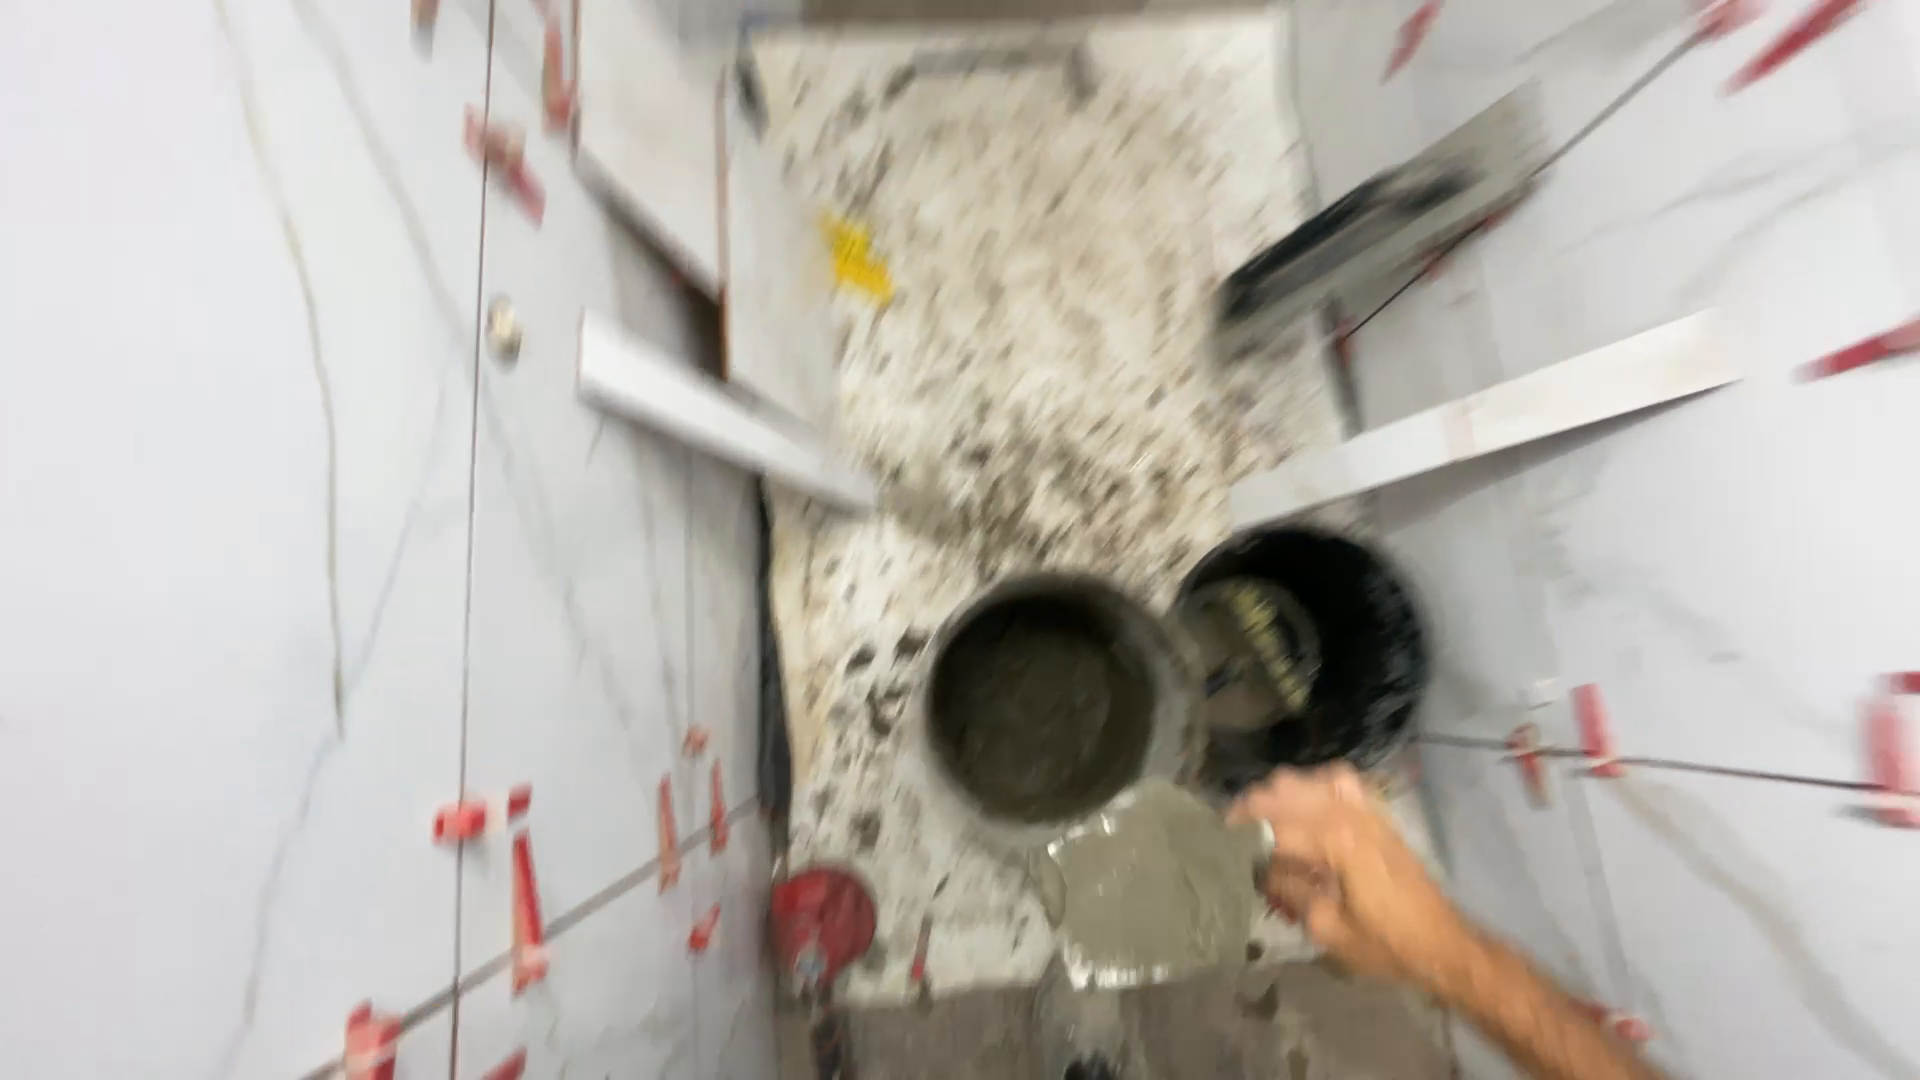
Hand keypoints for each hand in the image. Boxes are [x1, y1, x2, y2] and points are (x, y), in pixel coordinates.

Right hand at [1229, 764, 1472, 992]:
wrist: (1446, 945)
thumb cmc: (1386, 944)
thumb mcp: (1326, 928)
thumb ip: (1287, 889)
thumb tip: (1256, 868)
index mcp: (1332, 839)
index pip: (1268, 823)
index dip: (1237, 833)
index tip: (1215, 844)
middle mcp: (1343, 811)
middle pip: (1277, 791)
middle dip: (1248, 810)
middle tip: (1234, 837)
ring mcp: (1360, 805)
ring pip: (1299, 779)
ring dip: (1274, 797)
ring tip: (1262, 822)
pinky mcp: (1372, 809)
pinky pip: (1332, 778)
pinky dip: (1310, 786)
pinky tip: (1303, 805)